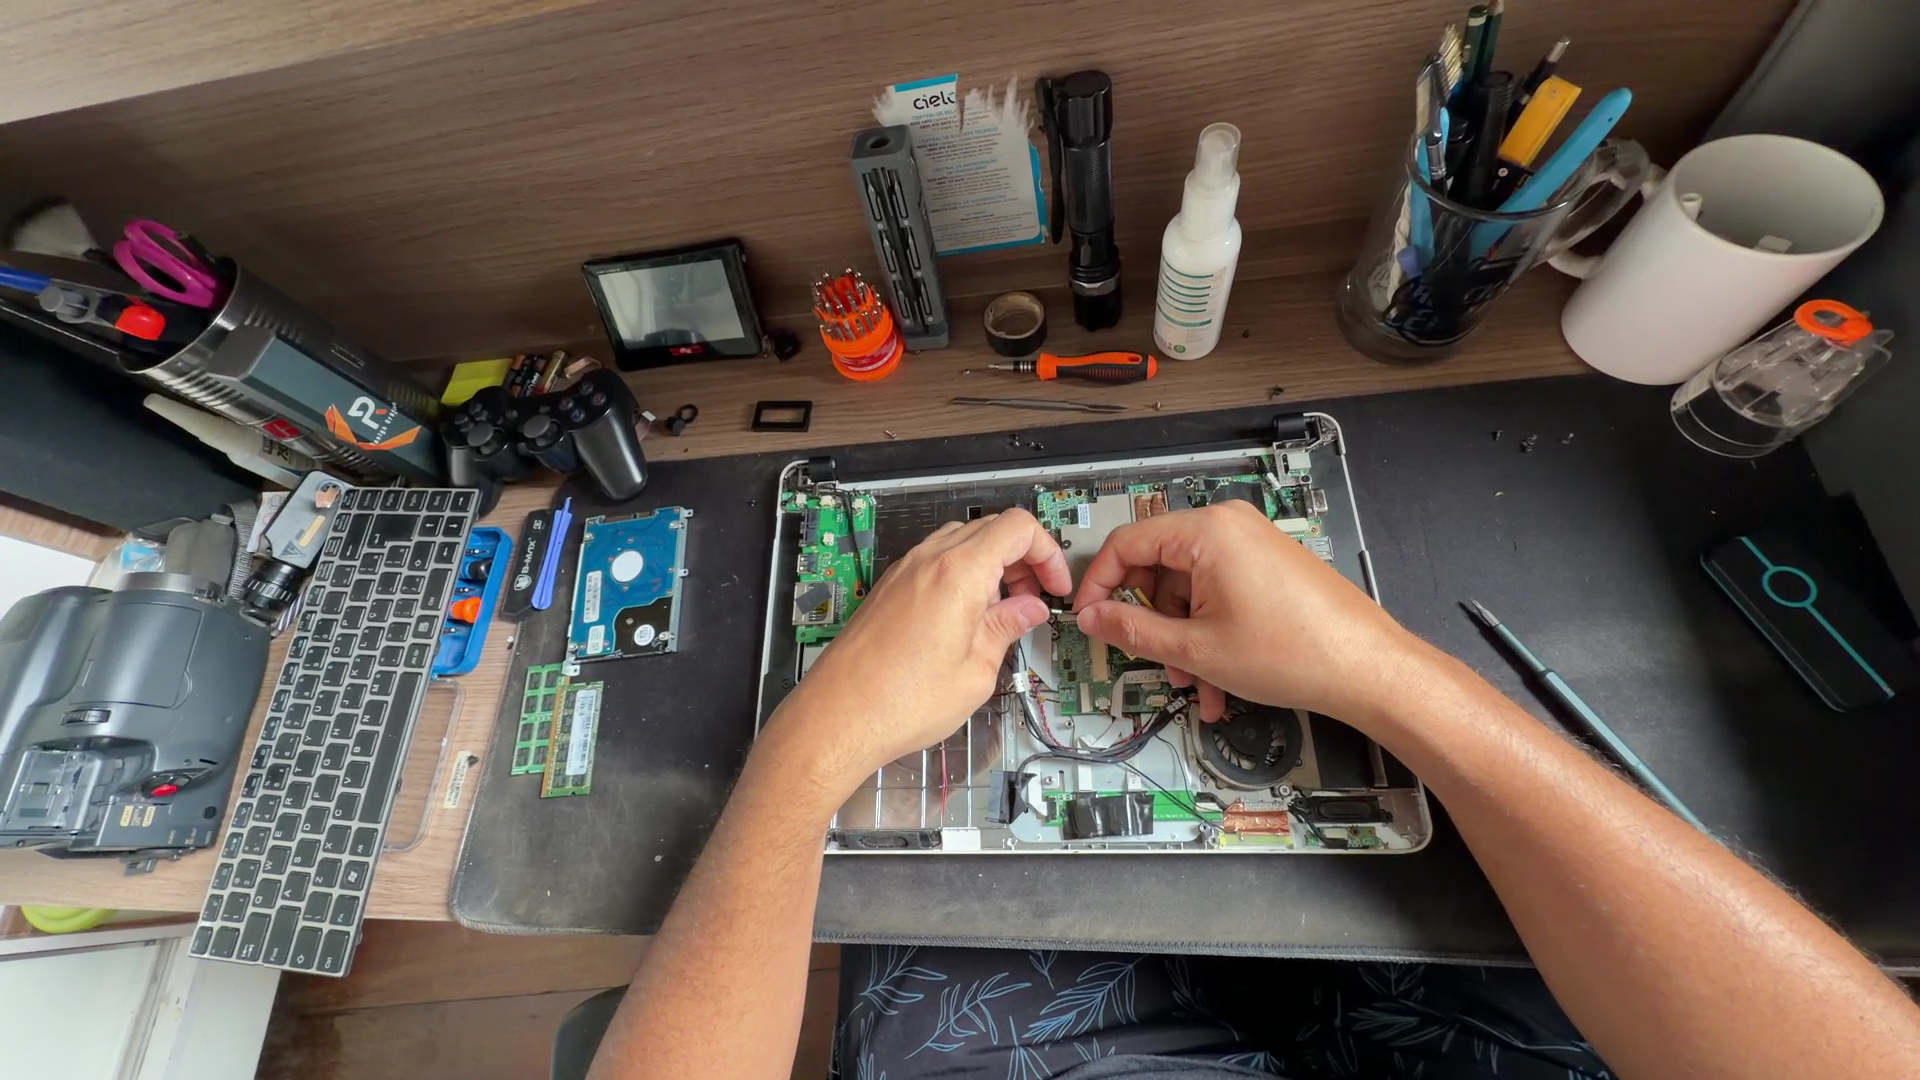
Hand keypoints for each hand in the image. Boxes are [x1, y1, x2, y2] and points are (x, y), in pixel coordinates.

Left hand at [772, 508, 1070, 797]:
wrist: (838, 717)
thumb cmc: (901, 702)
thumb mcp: (976, 671)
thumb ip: (1007, 629)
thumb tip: (1029, 611)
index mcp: (959, 572)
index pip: (1018, 527)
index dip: (1047, 552)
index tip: (1054, 586)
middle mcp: (929, 560)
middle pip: (991, 529)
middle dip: (1023, 559)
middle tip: (1033, 601)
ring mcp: (905, 570)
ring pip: (962, 542)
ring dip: (992, 566)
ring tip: (1002, 612)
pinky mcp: (890, 587)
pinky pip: (936, 562)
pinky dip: (962, 576)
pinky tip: (967, 618)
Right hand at [1070, 500, 1419, 721]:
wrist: (1370, 671)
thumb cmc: (1298, 652)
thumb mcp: (1194, 648)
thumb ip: (1130, 629)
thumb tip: (1093, 617)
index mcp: (1207, 531)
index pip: (1126, 543)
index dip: (1099, 584)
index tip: (1089, 616)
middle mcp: (1228, 527)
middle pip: (1157, 567)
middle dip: (1150, 621)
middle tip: (1148, 657)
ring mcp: (1249, 545)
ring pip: (1187, 589)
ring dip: (1181, 637)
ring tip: (1197, 683)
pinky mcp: (1264, 565)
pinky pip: (1216, 593)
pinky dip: (1207, 631)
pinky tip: (1216, 677)